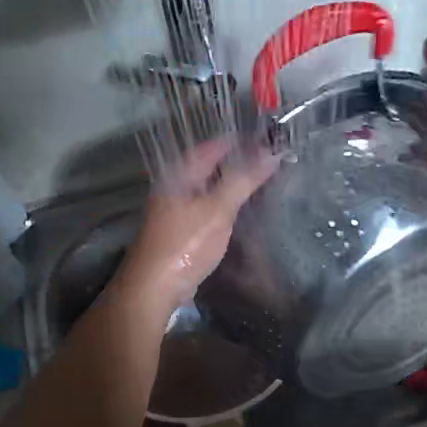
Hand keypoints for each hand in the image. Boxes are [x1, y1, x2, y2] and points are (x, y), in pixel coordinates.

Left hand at [112, 136, 278, 307]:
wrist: (154, 288)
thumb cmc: (185, 245)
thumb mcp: (218, 209)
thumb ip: (244, 180)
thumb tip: (272, 152)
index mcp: (177, 175)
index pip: (210, 147)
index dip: (236, 142)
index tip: (265, 139)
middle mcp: (172, 189)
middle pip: (207, 169)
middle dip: (236, 164)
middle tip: (268, 160)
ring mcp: (173, 213)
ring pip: (206, 191)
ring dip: (230, 187)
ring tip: (260, 183)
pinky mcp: (178, 235)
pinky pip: (204, 212)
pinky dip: (222, 208)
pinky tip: (239, 212)